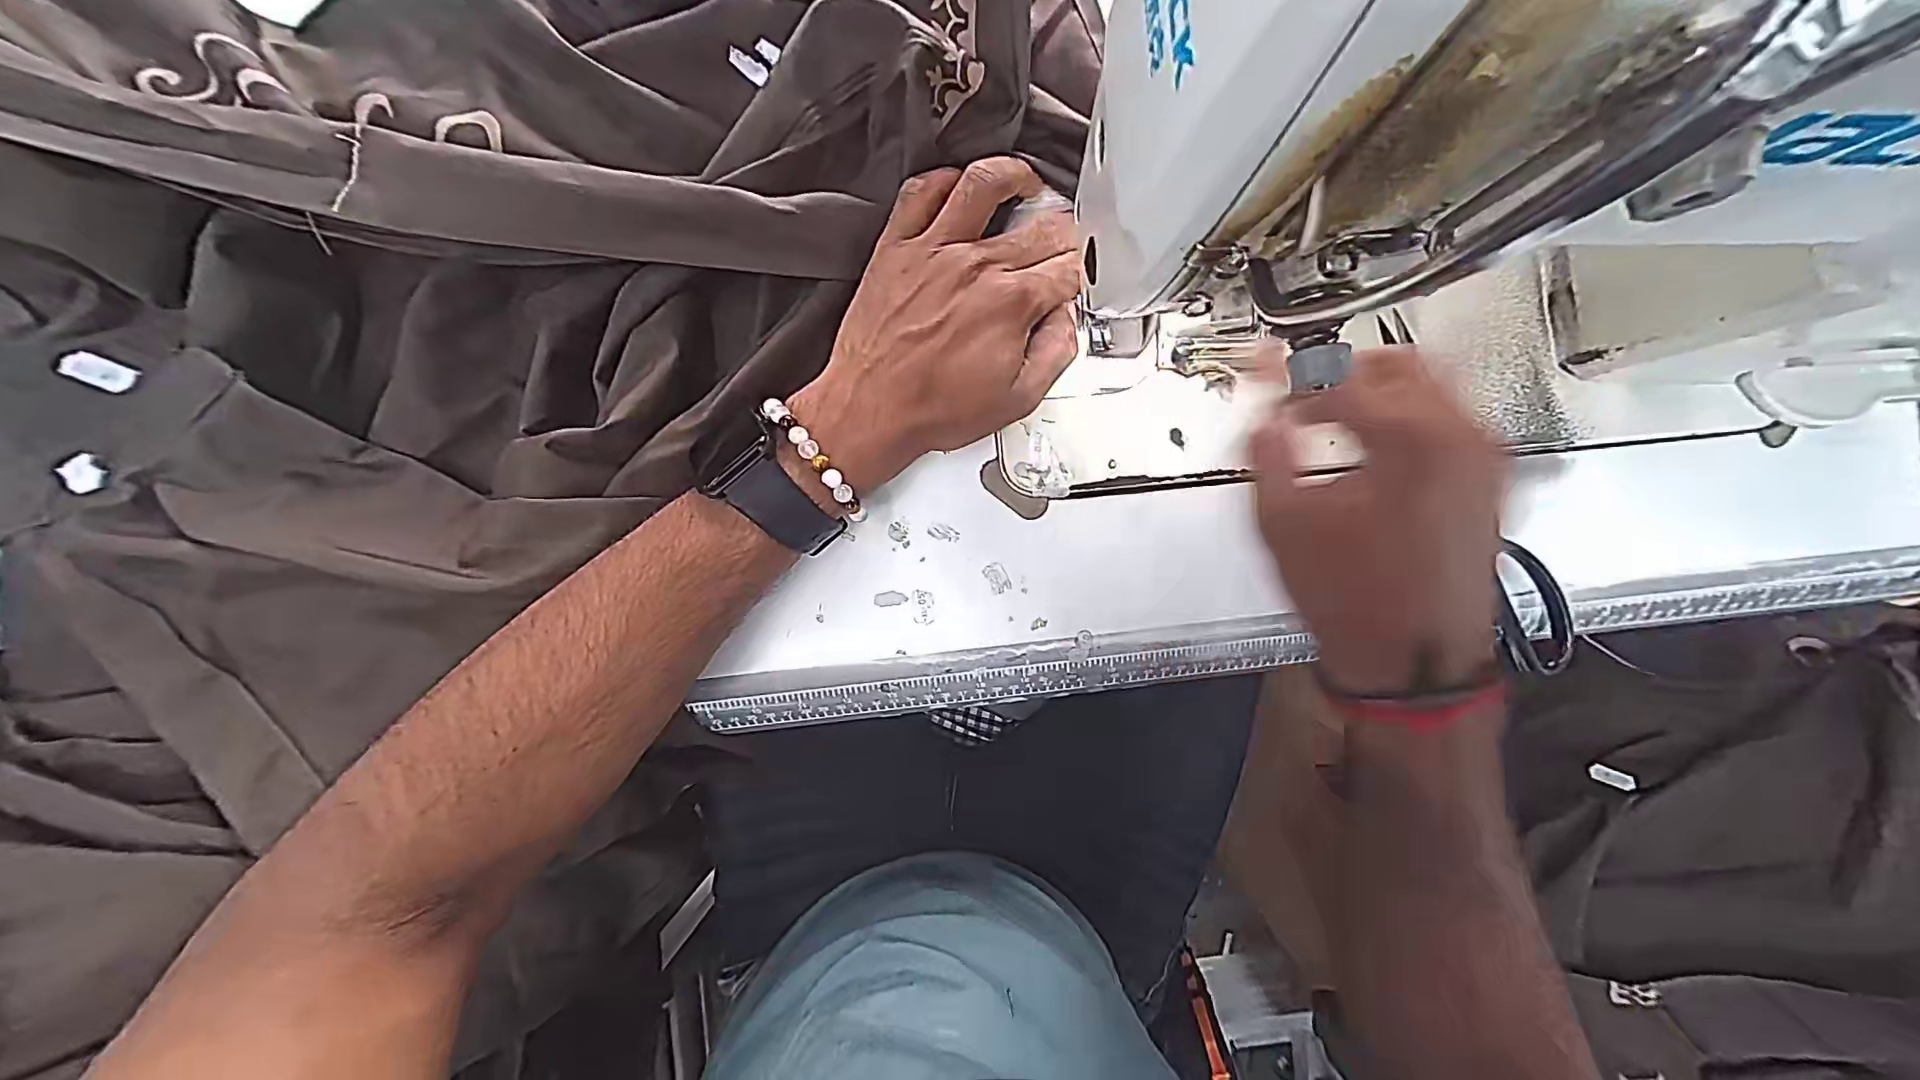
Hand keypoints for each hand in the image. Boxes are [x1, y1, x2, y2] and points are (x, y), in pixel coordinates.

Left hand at [789, 157, 1081, 494]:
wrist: (870, 410)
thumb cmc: (931, 409)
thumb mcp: (1016, 400)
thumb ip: (1055, 353)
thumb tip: (1065, 321)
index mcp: (1010, 304)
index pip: (1068, 268)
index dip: (1081, 272)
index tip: (1075, 279)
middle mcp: (975, 267)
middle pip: (1040, 226)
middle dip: (1064, 232)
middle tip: (1063, 243)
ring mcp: (933, 252)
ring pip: (983, 183)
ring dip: (1014, 176)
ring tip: (1025, 186)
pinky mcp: (896, 249)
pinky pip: (922, 192)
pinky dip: (945, 180)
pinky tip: (958, 189)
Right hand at [1249, 347, 1507, 694]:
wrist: (1413, 656)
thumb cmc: (1357, 601)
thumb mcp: (1283, 524)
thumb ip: (1267, 454)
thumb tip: (1263, 416)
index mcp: (1408, 441)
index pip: (1340, 377)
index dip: (1291, 378)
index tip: (1265, 379)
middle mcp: (1459, 438)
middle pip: (1398, 363)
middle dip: (1340, 371)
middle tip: (1301, 393)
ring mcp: (1482, 458)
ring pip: (1429, 386)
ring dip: (1374, 392)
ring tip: (1329, 420)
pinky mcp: (1487, 480)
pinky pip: (1446, 420)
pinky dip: (1403, 418)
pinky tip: (1367, 449)